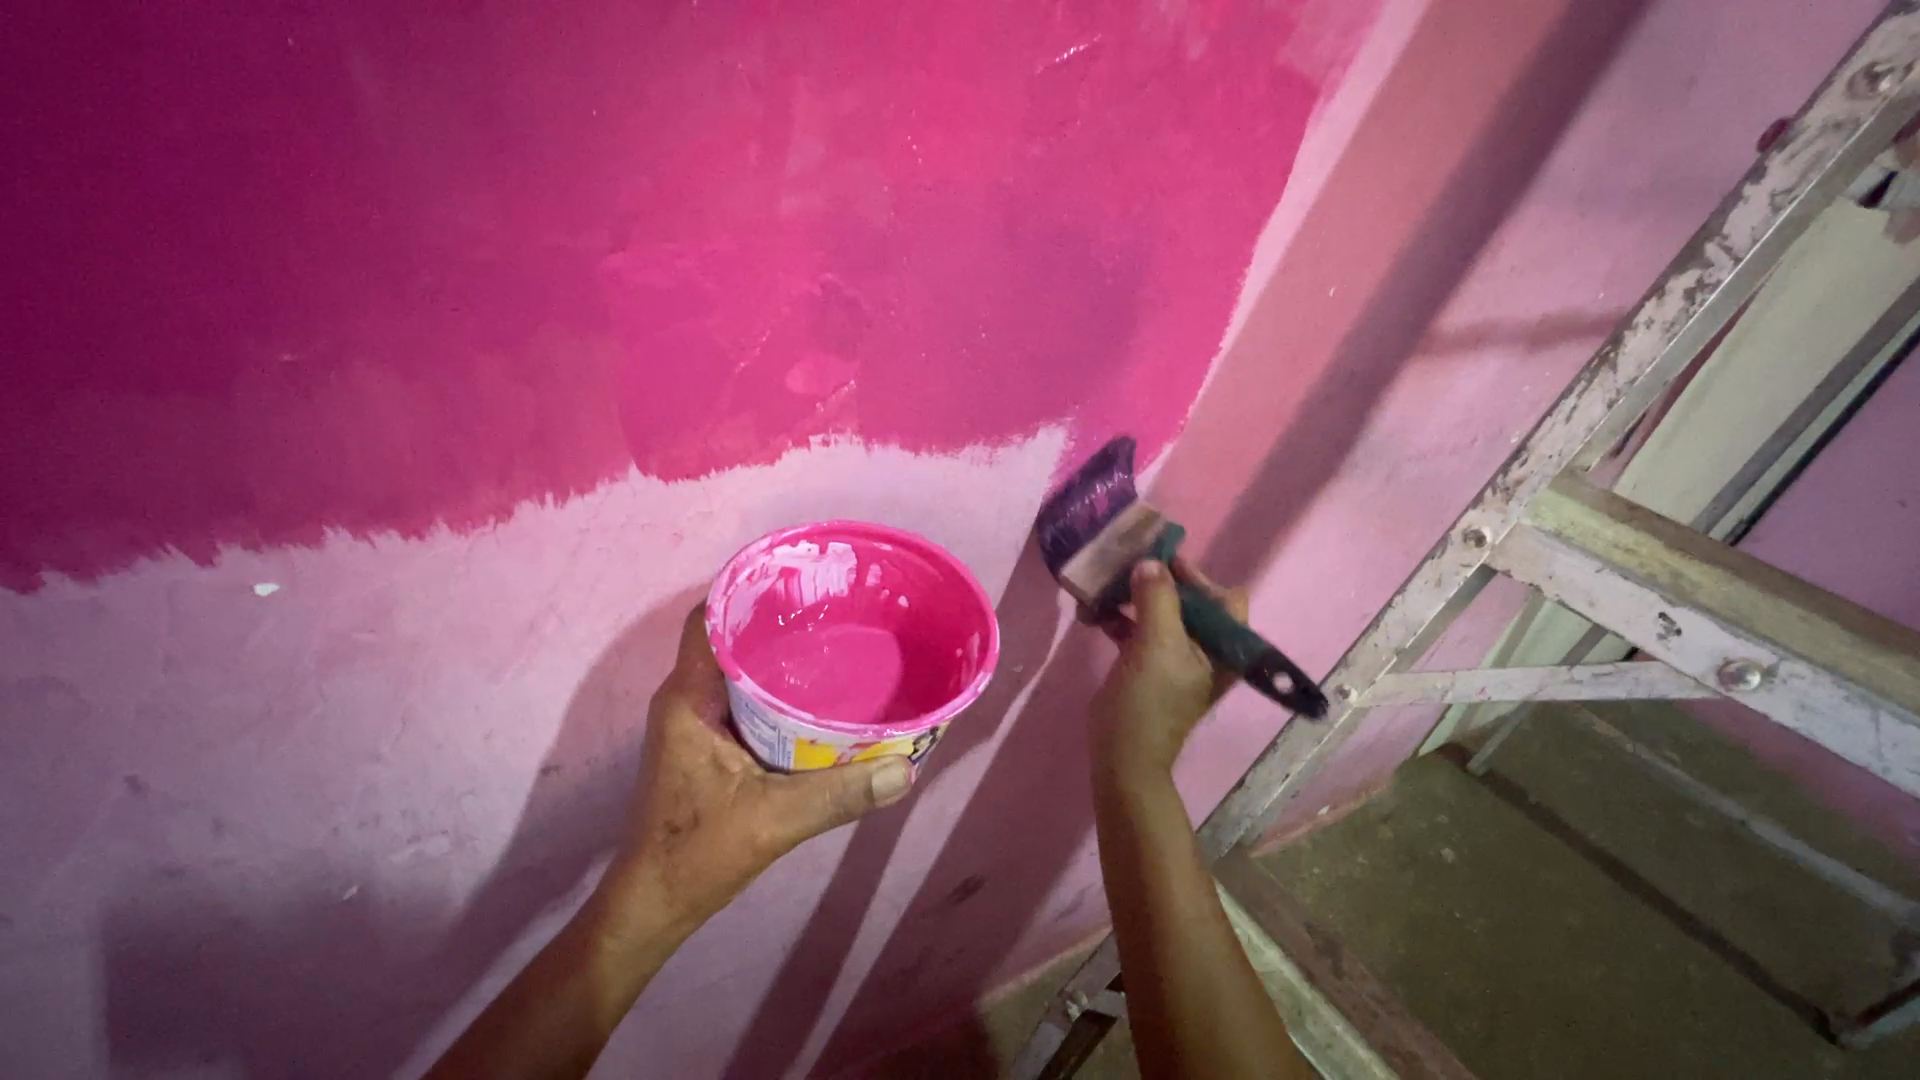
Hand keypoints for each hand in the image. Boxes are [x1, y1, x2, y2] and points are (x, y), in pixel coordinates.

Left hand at [596, 605, 914, 935]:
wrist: (655, 904)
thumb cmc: (699, 854)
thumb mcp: (776, 820)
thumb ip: (841, 794)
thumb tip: (908, 766)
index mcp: (688, 699)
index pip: (709, 619)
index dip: (749, 591)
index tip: (800, 582)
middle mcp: (685, 699)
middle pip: (728, 637)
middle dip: (775, 621)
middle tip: (833, 612)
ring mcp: (693, 723)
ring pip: (736, 667)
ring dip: (776, 655)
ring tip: (832, 644)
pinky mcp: (705, 745)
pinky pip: (741, 696)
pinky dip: (774, 688)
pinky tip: (815, 697)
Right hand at [1088, 558, 1247, 779]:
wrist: (1121, 754)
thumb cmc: (1148, 702)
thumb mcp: (1156, 646)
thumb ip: (1157, 599)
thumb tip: (1150, 562)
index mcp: (1224, 647)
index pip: (1224, 596)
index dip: (1194, 576)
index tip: (1159, 562)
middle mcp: (1205, 648)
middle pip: (1187, 599)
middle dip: (1155, 582)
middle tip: (1125, 565)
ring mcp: (1174, 656)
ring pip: (1157, 611)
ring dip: (1130, 596)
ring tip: (1100, 586)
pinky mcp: (1145, 663)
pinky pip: (1135, 628)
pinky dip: (1117, 617)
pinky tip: (1091, 612)